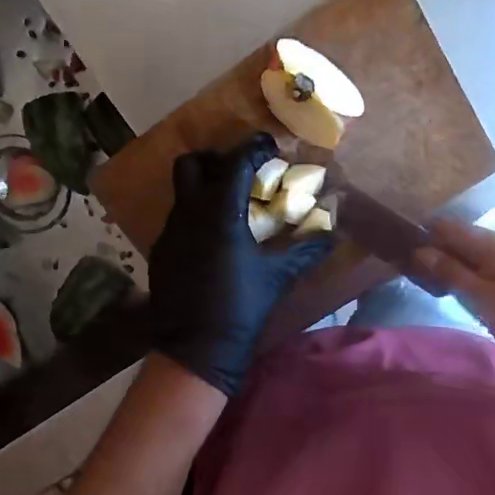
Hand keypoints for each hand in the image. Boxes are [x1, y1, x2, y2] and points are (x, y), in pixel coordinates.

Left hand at [148, 134, 334, 394]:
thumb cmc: (241, 307)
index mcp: (220, 213)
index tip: (269, 148)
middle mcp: (189, 213)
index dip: (253, 149)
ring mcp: (169, 232)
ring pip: (183, 192)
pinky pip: (178, 219)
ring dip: (206, 189)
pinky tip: (214, 239)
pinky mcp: (161, 251)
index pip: (235, 163)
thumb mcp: (278, 277)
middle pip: (192, 164)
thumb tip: (333, 235)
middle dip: (216, 160)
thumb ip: (305, 250)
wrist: (196, 347)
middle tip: (240, 173)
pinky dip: (196, 216)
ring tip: (231, 205)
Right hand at [415, 220, 494, 359]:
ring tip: (474, 298)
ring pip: (492, 251)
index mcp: (490, 241)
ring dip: (476, 268)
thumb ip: (451, 274)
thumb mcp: (485, 301)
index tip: (413, 262)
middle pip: (469, 238)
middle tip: (441, 289)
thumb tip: (419, 250)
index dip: (424, 239)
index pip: (445, 226)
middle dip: (450, 257)